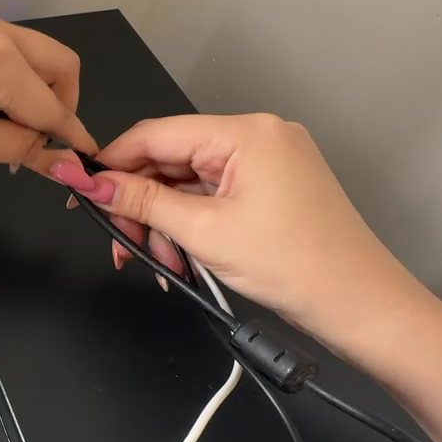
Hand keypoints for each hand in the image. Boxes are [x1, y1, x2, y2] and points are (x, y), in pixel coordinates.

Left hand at [0, 6, 97, 171]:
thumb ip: (23, 147)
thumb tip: (63, 160)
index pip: (53, 103)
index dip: (70, 135)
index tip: (81, 158)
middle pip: (57, 62)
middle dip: (61, 103)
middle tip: (41, 142)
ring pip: (30, 52)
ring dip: (34, 88)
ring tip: (7, 128)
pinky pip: (0, 46)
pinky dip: (8, 74)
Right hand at [67, 113, 425, 339]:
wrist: (361, 307)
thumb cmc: (299, 267)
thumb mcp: (202, 232)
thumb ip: (140, 201)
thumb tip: (91, 183)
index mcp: (247, 133)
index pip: (155, 135)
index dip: (110, 164)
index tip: (80, 191)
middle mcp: (258, 137)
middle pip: (168, 161)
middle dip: (139, 205)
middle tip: (121, 243)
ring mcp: (265, 162)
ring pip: (185, 183)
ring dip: (162, 222)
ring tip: (160, 263)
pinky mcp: (268, 187)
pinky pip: (208, 197)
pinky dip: (187, 225)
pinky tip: (180, 256)